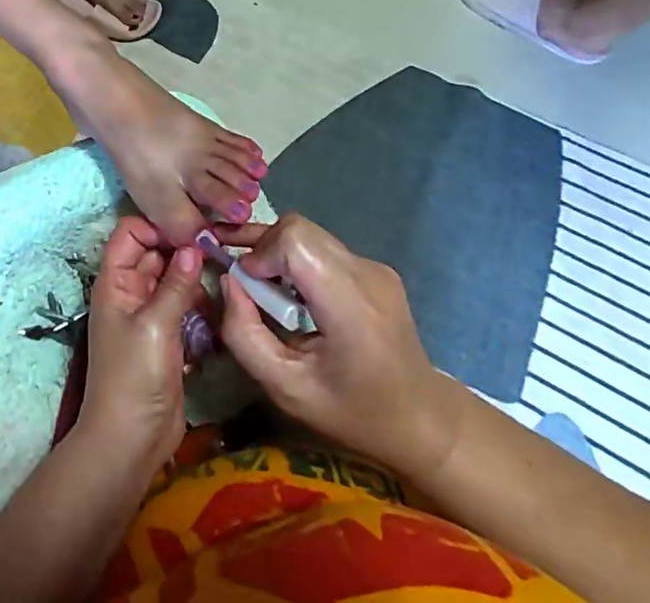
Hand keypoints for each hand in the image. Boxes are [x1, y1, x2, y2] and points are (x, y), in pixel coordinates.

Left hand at [76, 216, 205, 470]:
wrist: (131, 440)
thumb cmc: (135, 376)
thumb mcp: (155, 324)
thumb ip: (175, 284)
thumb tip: (194, 245)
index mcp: (116, 282)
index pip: (131, 234)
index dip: (158, 226)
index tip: (194, 229)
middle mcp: (131, 292)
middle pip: (157, 255)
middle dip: (185, 251)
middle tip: (222, 251)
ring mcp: (150, 316)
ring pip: (175, 282)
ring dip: (196, 283)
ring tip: (224, 284)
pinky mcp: (168, 337)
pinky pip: (185, 309)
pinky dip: (199, 309)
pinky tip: (217, 315)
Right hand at [216, 214, 466, 478]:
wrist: (420, 420)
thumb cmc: (350, 412)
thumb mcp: (284, 387)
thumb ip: (244, 334)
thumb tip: (229, 281)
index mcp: (350, 307)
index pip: (297, 241)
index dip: (261, 254)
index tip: (248, 287)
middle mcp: (367, 274)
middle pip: (298, 228)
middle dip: (263, 249)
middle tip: (249, 284)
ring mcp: (375, 267)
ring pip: (308, 234)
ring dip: (278, 255)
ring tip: (269, 292)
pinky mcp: (375, 268)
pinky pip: (322, 247)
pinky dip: (298, 262)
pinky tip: (296, 297)